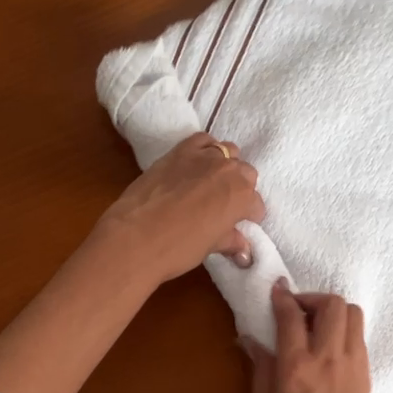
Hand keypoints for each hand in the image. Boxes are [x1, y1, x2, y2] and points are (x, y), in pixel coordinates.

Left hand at [86, 133, 265, 288]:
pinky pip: (202, 140)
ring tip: (211, 184)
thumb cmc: (178, 248)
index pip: (256, 205)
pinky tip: (196, 163)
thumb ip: (231, 241)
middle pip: (245, 173)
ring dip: (224, 166)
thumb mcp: (210, 247)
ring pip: (227, 152)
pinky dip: (205, 148)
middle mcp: (228, 170)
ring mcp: (204, 156)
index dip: (249, 218)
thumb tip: (244, 252)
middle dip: (240, 189)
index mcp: (242, 195)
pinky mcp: (179, 150)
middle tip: (225, 207)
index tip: (240, 227)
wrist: (136, 237)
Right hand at [243, 281, 374, 392]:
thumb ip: (260, 368)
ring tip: (316, 325)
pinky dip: (343, 330)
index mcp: (296, 368)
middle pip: (332, 304)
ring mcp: (352, 364)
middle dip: (312, 299)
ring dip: (333, 311)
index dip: (282, 297)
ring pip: (353, 314)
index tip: (276, 290)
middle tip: (297, 311)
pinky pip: (358, 336)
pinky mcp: (365, 373)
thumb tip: (250, 340)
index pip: (291, 316)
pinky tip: (328, 347)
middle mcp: (328, 358)